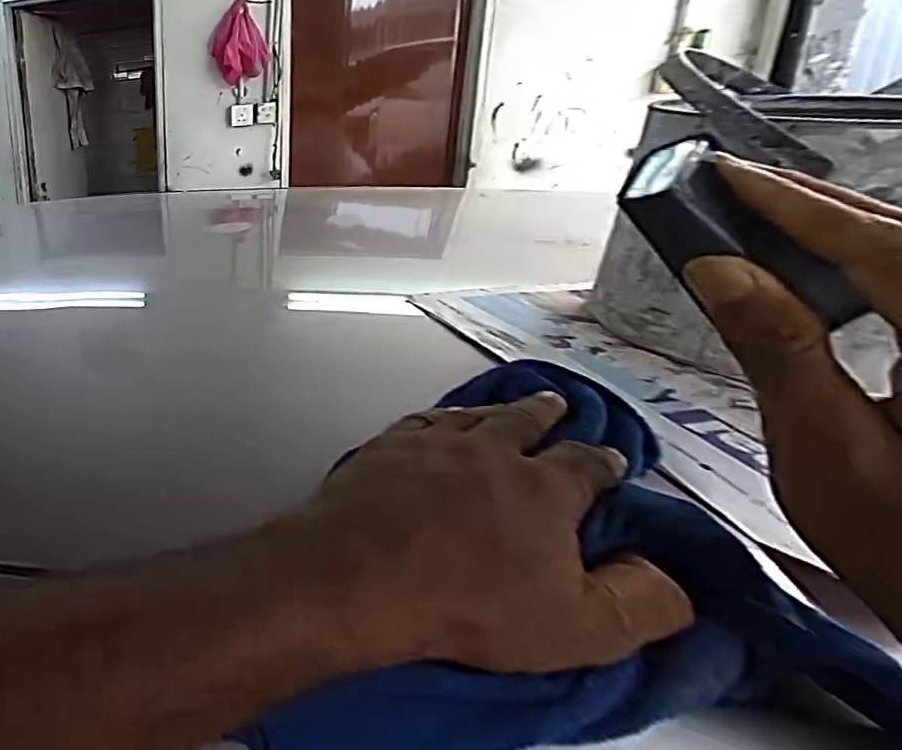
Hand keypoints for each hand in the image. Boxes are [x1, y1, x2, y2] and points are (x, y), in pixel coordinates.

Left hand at [303, 392, 692, 672]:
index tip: (612, 457)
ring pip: (468, 415)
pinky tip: (435, 421)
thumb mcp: (585, 626)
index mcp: (541, 489)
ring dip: (491, 409)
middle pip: (521, 422)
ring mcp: (427, 445)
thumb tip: (664, 575)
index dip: (602, 460)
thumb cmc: (467, 602)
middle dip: (545, 414)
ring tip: (502, 406)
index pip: (584, 465)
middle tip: (557, 403)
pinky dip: (435, 416)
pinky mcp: (382, 448)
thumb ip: (644, 600)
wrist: (364, 572)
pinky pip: (417, 420)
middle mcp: (483, 453)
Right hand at [682, 155, 901, 634]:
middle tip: (741, 184)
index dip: (802, 208)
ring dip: (859, 231)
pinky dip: (885, 267)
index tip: (732, 177)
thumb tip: (721, 269)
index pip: (889, 255)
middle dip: (829, 208)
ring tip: (776, 214)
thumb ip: (776, 351)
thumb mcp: (825, 450)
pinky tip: (837, 266)